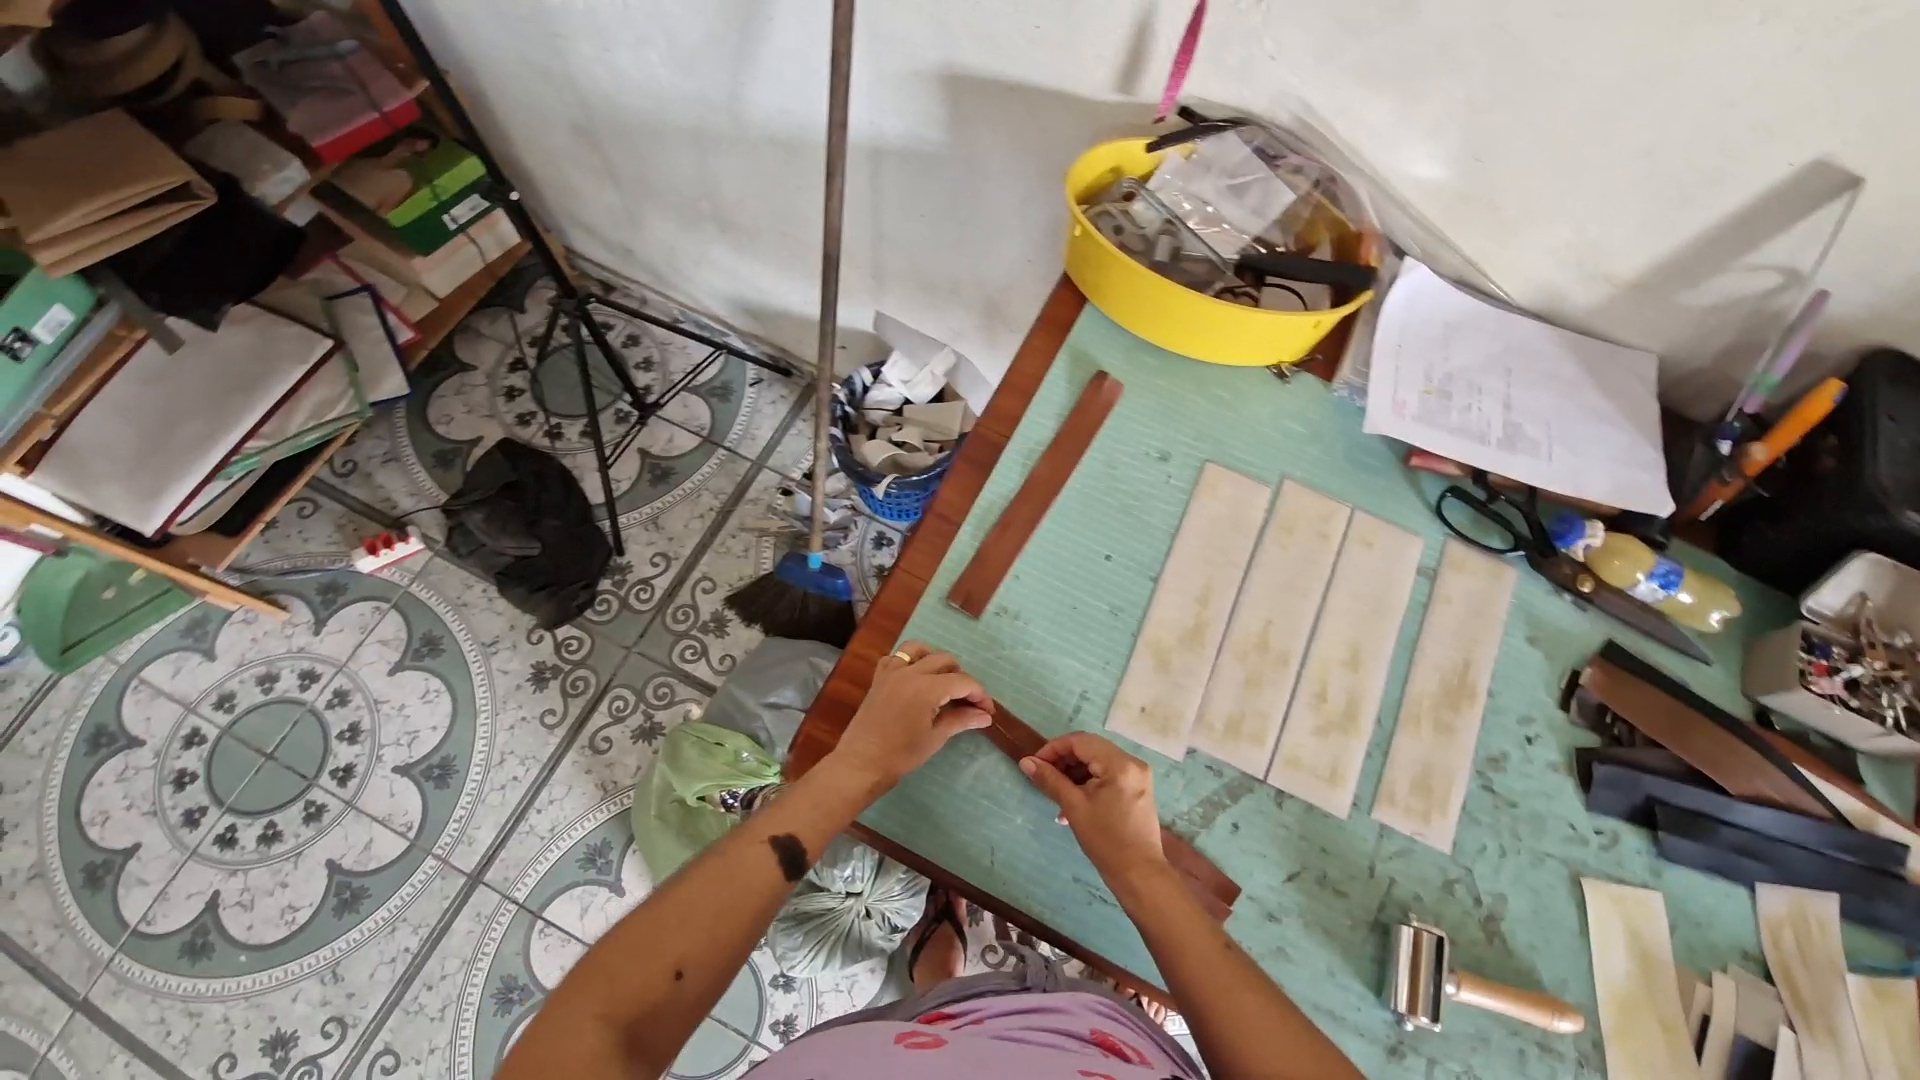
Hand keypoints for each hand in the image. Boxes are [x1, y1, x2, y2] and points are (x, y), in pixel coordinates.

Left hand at [826, 642, 994, 788]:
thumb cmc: (901, 755)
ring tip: (942, 681)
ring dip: (934, 660)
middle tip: (967, 701)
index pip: (962, 681)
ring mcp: (891, 672)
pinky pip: (895, 658)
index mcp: (927, 687)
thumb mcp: (935, 738)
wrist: (861, 764)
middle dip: (961, 677)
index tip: (987, 711)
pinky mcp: (878, 678)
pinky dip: (908, 661)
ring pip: (918, 650)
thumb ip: (961, 720)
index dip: (979, 695)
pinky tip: (914, 678)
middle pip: (944, 660)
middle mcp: (910, 672)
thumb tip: (985, 716)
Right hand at [1018, 732, 1166, 885]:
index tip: (1035, 765)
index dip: (1054, 748)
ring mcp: (1138, 775)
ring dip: (1075, 773)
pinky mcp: (1137, 788)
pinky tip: (1073, 803)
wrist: (1139, 874)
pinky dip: (1088, 783)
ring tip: (1057, 795)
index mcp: (1120, 764)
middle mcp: (1132, 763)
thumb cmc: (1106, 840)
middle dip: (1064, 761)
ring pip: (1098, 762)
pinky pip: (1108, 775)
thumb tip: (1026, 762)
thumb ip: (1050, 780)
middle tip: (1044, 778)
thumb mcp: (1074, 807)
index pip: (1080, 741)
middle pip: (1090, 749)